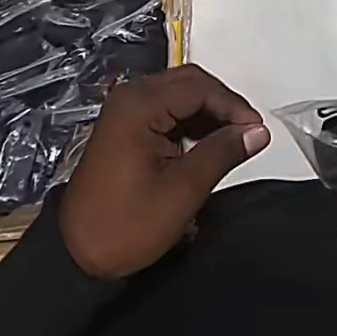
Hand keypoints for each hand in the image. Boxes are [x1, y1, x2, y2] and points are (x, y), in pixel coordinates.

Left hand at [59, 63, 269, 278]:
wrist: (77, 253)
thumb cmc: (128, 224)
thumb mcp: (182, 191)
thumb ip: (222, 153)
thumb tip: (257, 131)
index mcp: (139, 104)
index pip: (198, 88)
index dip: (233, 106)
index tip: (259, 131)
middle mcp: (130, 96)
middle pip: (188, 82)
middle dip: (222, 103)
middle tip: (249, 132)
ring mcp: (125, 108)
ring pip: (178, 93)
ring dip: (208, 111)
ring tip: (235, 140)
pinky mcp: (125, 124)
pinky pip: (166, 108)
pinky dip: (190, 120)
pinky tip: (208, 143)